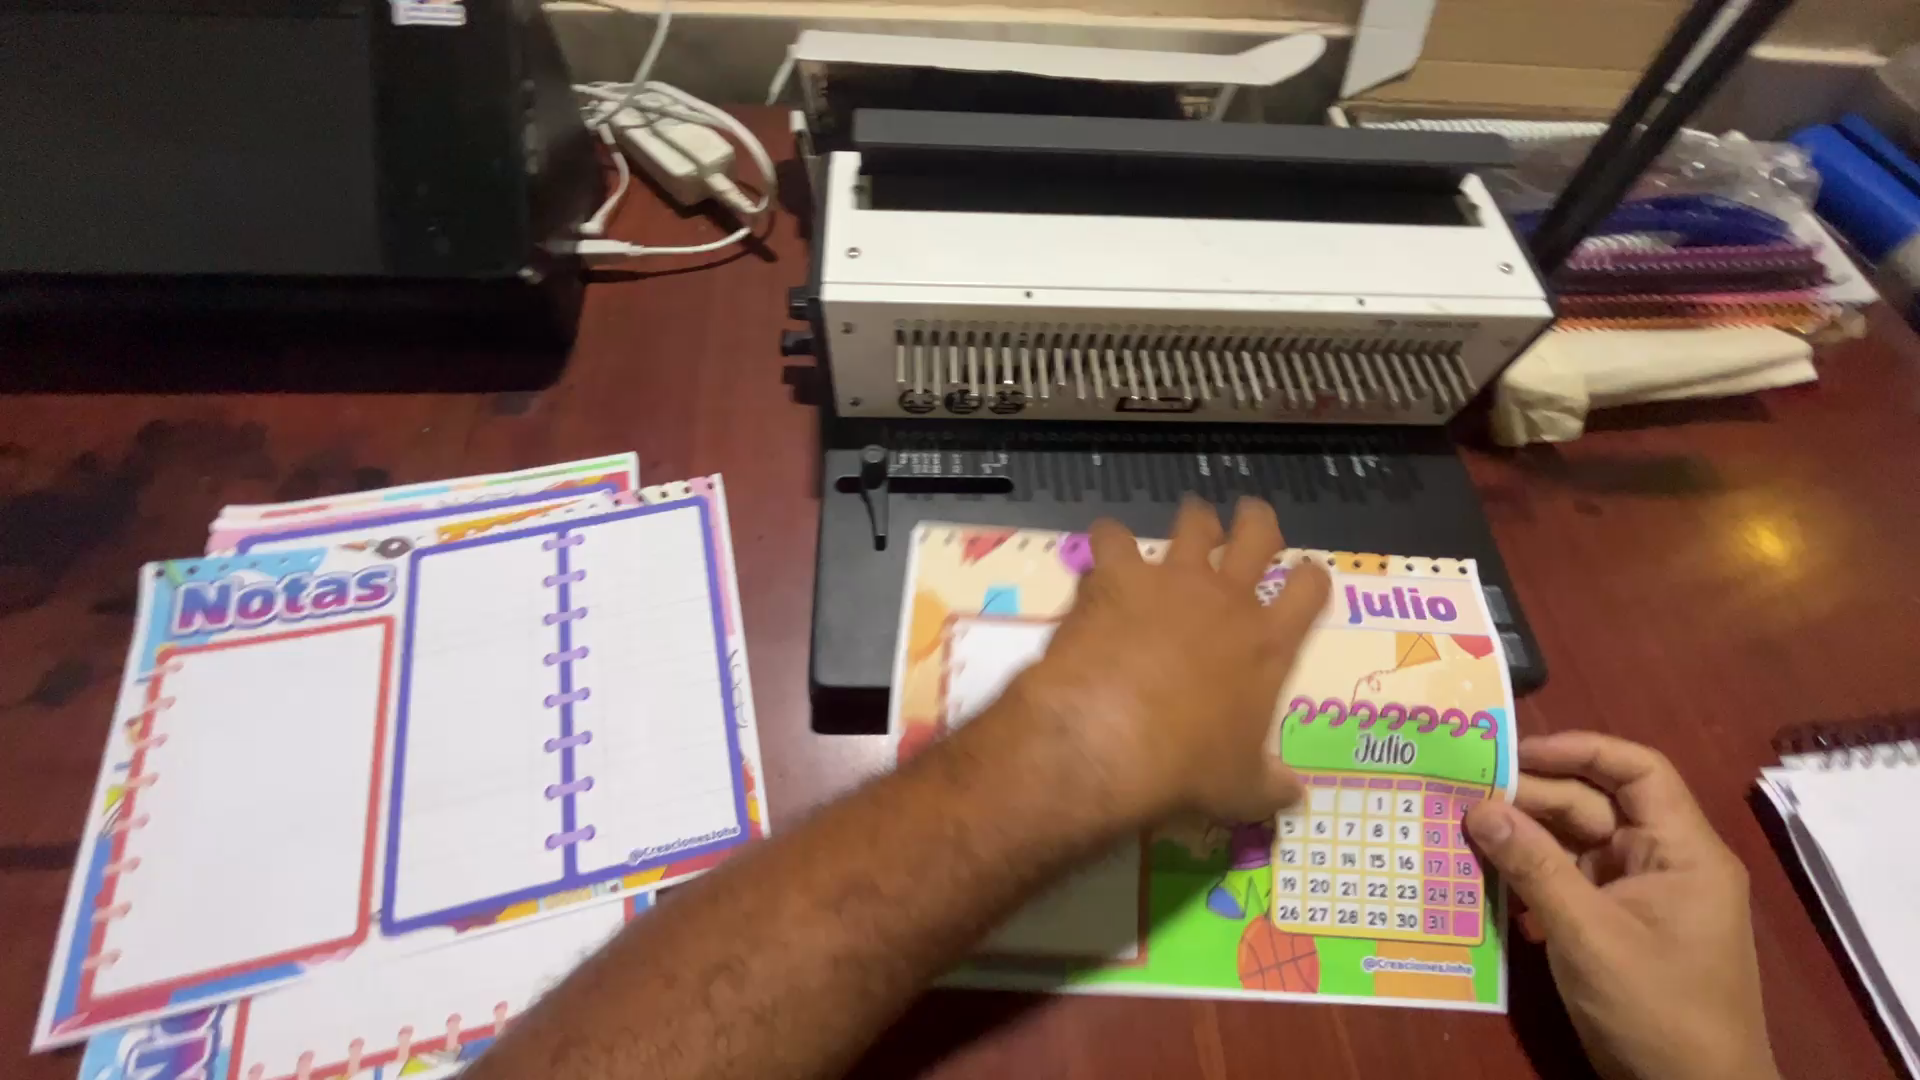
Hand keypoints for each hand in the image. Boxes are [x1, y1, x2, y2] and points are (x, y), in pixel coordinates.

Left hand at [983, 497, 1330, 824]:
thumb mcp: (1240, 787)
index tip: (1306, 573)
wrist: (1112, 735)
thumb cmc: (1186, 766)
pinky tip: (1104, 547)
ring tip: (1188, 520)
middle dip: (1256, 521)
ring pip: (1194, 524)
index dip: (1311, 577)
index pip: (1310, 591)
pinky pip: (1113, 537)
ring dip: (1194, 520)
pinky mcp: (1118, 575)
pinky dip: (1109, 539)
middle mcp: (1226, 599)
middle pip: (1258, 534)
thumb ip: (1269, 782)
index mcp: (1268, 643)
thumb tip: (1294, 794)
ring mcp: (1172, 580)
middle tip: (1249, 518)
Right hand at [1464, 732, 1777, 1079]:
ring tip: (1457, 821)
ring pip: (1564, 834)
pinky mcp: (1602, 914)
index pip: (1637, 770)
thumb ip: (1532, 865)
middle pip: (1587, 800)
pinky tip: (1476, 862)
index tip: (1512, 752)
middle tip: (1460, 791)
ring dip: (1515, 828)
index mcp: (1680, 853)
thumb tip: (1476, 808)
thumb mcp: (1589, 934)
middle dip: (1525, 794)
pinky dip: (1518, 862)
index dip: (1578, 749)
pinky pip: (1555, 868)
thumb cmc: (1656, 1008)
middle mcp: (1656, 859)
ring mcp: (1628, 887)